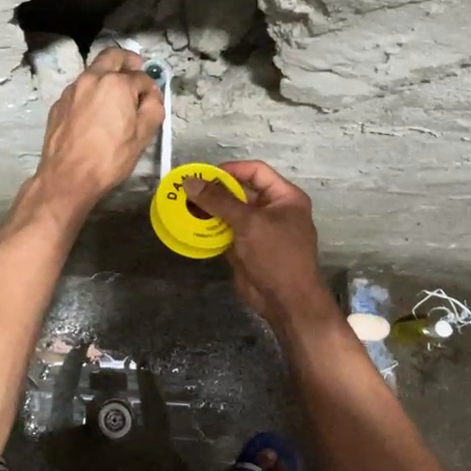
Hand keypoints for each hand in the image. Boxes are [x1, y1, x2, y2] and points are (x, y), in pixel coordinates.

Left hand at [31, 47, 162, 213]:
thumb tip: (152, 96)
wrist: (67, 177)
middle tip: (136, 70)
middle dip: (127, 60)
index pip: (141, 76)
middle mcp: (91, 79)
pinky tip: (94, 113)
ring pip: (93, 72)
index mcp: (116, 84)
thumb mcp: (142, 137)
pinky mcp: (58, 104)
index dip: (151, 87)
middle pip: (112, 57)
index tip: (152, 100)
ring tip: (115, 97)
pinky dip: (91, 92)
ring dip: (107, 76)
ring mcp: (71, 90)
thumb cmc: (109, 159)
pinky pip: (79, 90)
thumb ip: (153, 109)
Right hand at [184, 161, 332, 327]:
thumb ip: (219, 200)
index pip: (256, 171)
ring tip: (183, 207)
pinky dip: (209, 229)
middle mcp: (273, 210)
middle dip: (215, 191)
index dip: (231, 169)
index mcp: (285, 197)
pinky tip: (190, 227)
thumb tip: (190, 182)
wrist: (287, 300)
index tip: (205, 175)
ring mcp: (258, 230)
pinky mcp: (245, 248)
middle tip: (187, 191)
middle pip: (240, 191)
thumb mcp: (249, 222)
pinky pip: (225, 232)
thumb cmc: (276, 254)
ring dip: (209, 210)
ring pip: (230, 213)